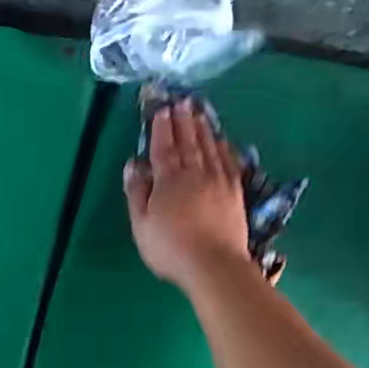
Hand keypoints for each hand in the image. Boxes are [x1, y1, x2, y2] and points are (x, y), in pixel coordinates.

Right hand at [124, 99, 248, 290]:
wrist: (214, 265)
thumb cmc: (170, 248)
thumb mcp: (141, 224)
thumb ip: (137, 192)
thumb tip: (133, 165)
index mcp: (168, 179)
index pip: (163, 147)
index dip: (162, 128)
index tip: (162, 110)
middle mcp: (195, 173)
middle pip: (188, 141)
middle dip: (184, 121)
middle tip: (182, 102)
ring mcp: (218, 180)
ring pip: (210, 147)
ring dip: (203, 128)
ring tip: (199, 113)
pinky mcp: (235, 192)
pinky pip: (228, 161)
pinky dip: (223, 147)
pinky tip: (221, 140)